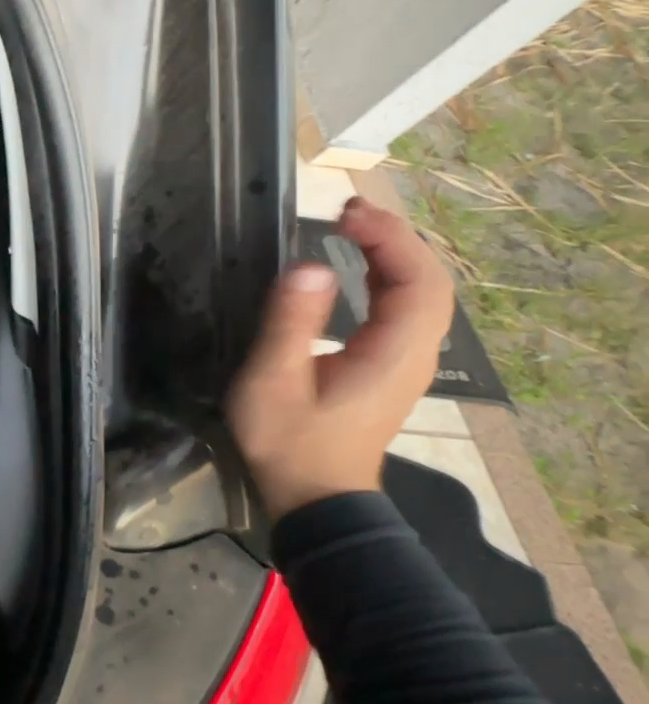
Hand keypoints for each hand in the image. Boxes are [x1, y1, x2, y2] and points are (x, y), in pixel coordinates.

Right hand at [226, 197, 454, 520]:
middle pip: (429, 283)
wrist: (313, 493)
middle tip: (348, 209)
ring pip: (421, 295)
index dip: (390, 240)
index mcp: (392, 353)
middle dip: (396, 238)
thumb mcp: (273, 380)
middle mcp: (412, 353)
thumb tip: (309, 267)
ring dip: (393, 255)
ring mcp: (404, 361)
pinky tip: (359, 267)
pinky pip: (404, 309)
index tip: (345, 215)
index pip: (417, 282)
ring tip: (354, 226)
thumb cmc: (288, 439)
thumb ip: (291, 323)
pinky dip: (386, 277)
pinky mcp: (388, 366)